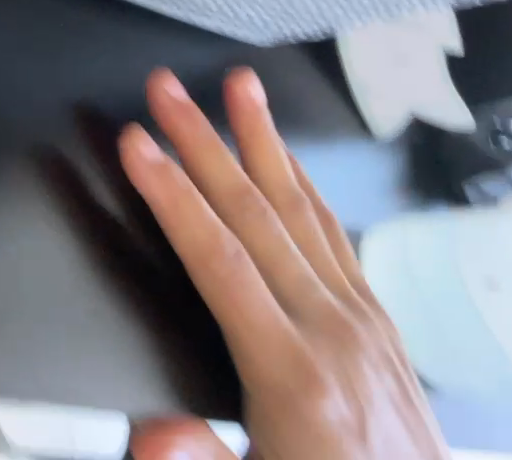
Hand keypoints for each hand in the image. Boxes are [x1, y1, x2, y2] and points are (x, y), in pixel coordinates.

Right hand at [120, 68, 449, 459]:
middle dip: (202, 141)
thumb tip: (151, 433)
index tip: (135, 144)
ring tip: (239, 86)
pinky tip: (285, 155)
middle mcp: (333, 332)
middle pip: (255, 215)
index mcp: (293, 375)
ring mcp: (362, 321)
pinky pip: (335, 235)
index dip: (170, 196)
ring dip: (261, 141)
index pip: (218, 260)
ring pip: (301, 210)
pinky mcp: (376, 321)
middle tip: (165, 88)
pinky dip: (303, 183)